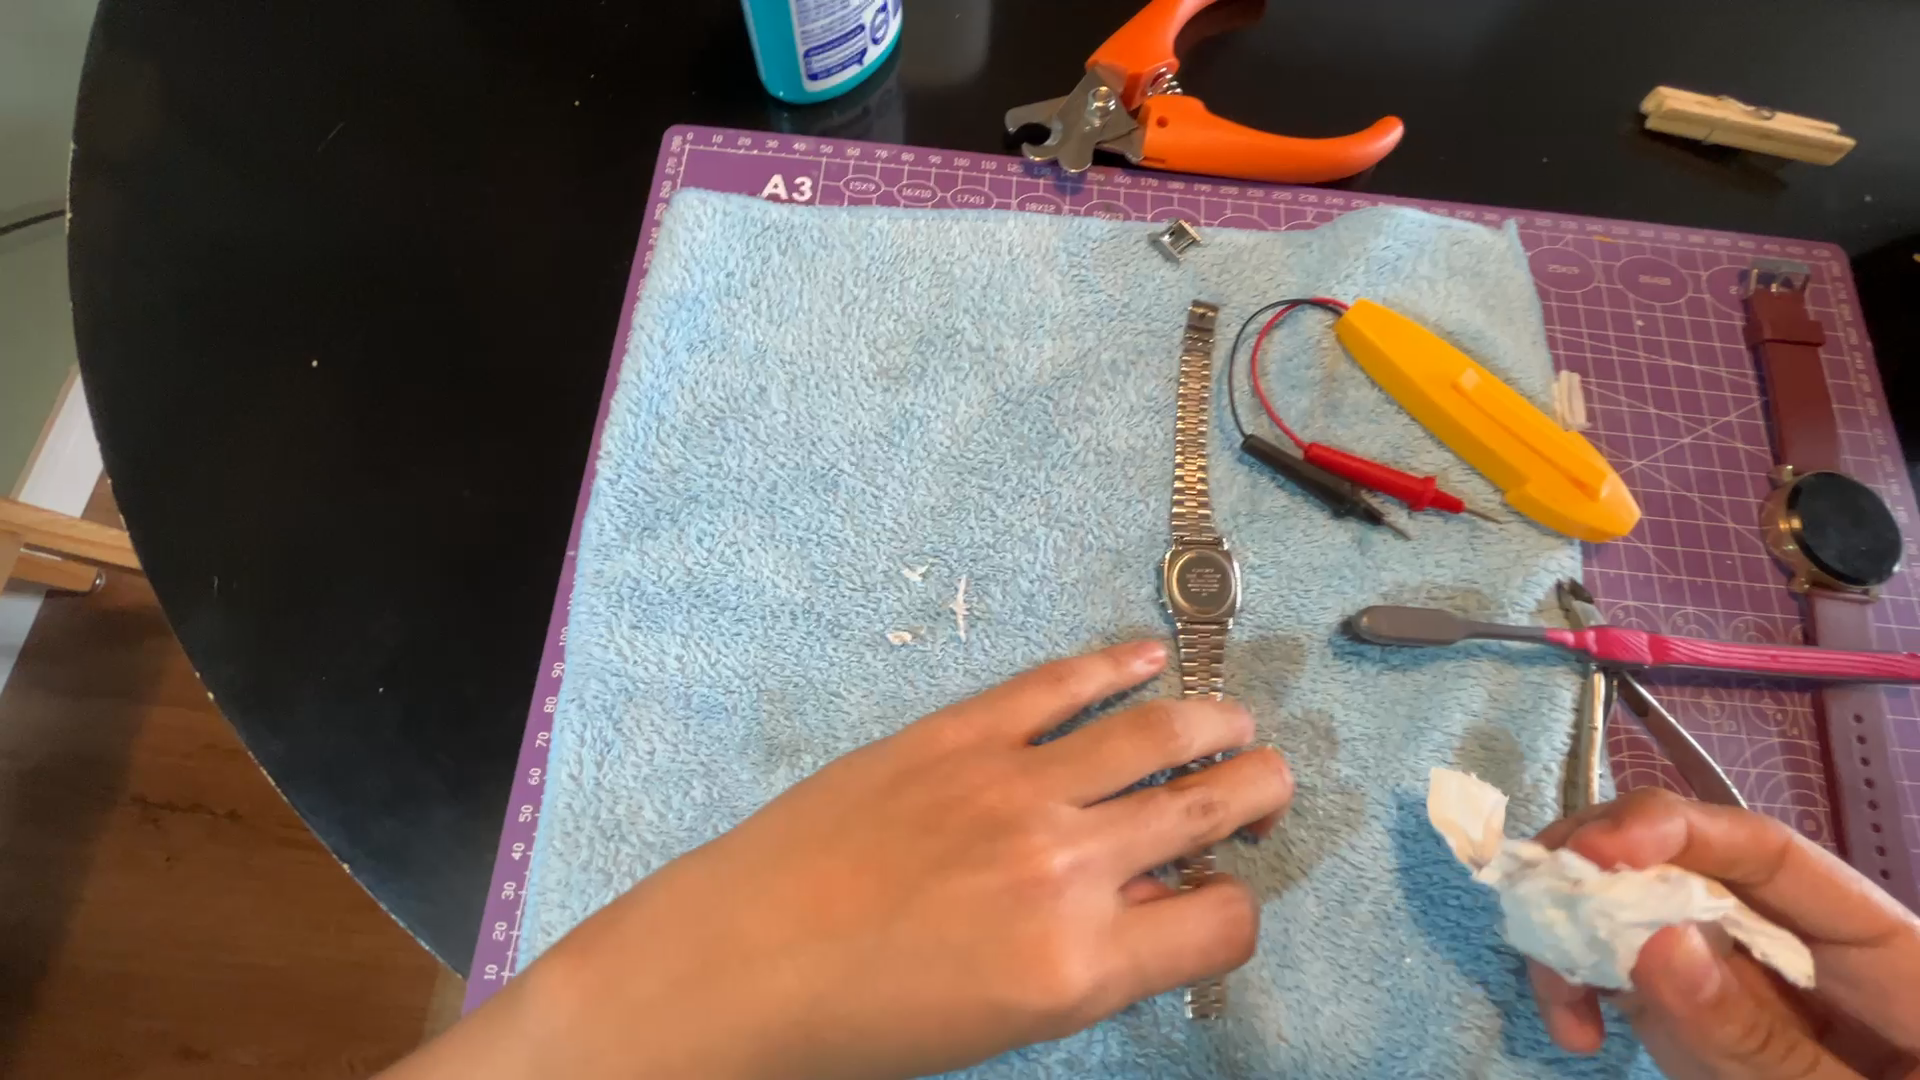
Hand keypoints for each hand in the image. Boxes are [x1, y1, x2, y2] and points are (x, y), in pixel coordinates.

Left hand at [389, 640, 1293, 1079]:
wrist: (748, 955)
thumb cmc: (872, 1017)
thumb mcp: (1007, 1019)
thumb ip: (1097, 957)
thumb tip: (1160, 898)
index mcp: (1082, 964)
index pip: (1222, 925)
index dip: (1234, 909)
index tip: (1218, 891)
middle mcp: (1068, 865)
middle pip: (1204, 811)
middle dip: (1256, 792)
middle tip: (1272, 776)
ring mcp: (1015, 783)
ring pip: (1152, 735)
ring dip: (1211, 723)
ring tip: (1237, 718)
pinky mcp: (962, 731)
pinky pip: (1059, 684)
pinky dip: (1114, 664)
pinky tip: (1149, 655)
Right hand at [1525, 788, 1919, 1078]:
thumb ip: (1760, 1037)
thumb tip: (1653, 939)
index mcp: (1873, 950)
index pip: (1763, 850)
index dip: (1670, 829)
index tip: (1591, 851)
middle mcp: (1781, 937)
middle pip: (1668, 861)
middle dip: (1592, 872)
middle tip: (1542, 908)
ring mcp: (1721, 968)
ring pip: (1618, 903)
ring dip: (1566, 932)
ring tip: (1560, 999)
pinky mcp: (1677, 1001)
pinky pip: (1606, 961)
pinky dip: (1571, 979)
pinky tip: (1573, 1025)